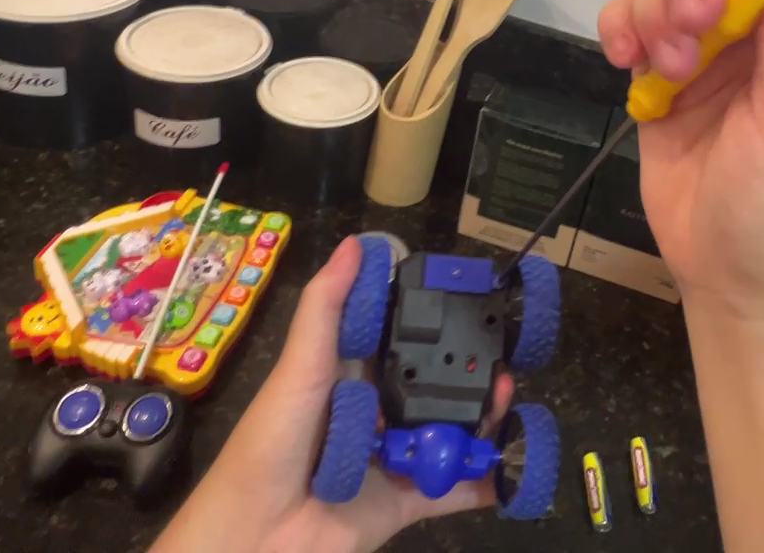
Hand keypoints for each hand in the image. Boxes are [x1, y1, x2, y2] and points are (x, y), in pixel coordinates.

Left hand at [154, 237, 513, 552]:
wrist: (253, 539)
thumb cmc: (273, 443)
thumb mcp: (299, 366)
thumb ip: (326, 307)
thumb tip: (357, 241)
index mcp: (352, 376)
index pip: (400, 338)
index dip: (433, 319)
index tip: (472, 294)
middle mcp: (378, 412)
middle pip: (433, 386)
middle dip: (468, 371)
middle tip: (503, 353)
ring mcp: (395, 458)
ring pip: (449, 431)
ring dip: (483, 416)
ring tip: (508, 394)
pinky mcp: (405, 502)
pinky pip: (450, 490)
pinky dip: (482, 483)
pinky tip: (510, 468)